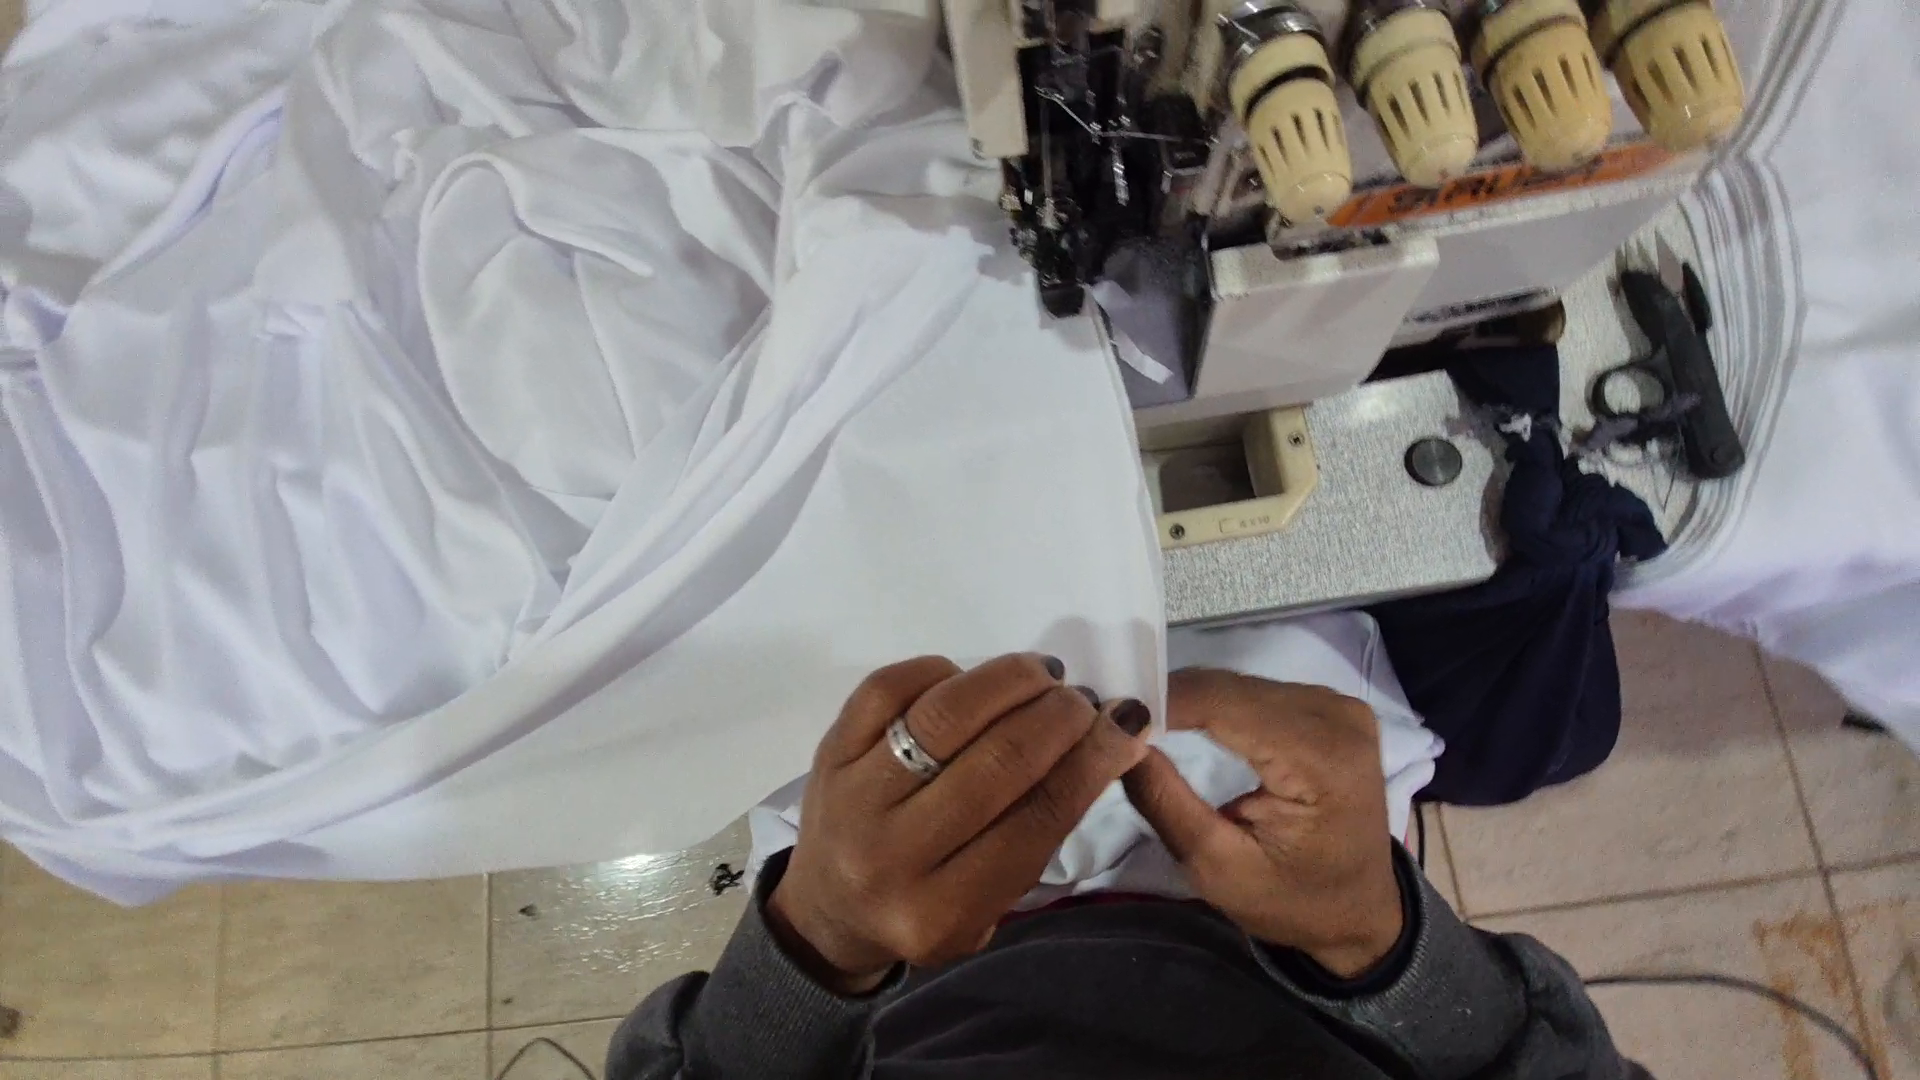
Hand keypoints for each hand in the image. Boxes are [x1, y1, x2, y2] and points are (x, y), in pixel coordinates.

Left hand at [767, 654, 1152, 993]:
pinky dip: (941, 670)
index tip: (1125, 723)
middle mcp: (892, 854)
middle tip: (1082, 699)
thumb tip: (1104, 737)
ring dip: (1009, 682)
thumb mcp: (989, 902)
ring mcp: (854, 795)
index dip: (1093, 760)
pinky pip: (889, 687)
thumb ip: (1039, 830)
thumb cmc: (926, 906)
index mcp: (942, 911)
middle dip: (1058, 716)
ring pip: (945, 716)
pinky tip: (969, 677)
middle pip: (998, 762)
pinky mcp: (830, 749)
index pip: (1038, 819)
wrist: (830, 909)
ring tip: (1041, 675)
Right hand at [1122, 670, 1402, 978]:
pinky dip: (1211, 702)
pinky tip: (1184, 720)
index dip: (1162, 701)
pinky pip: (1252, 689)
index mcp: (1322, 759)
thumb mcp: (1215, 867)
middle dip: (1168, 699)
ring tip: (1145, 723)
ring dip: (1187, 698)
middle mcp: (1336, 717)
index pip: (1223, 702)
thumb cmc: (1291, 901)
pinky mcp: (1328, 706)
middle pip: (1228, 687)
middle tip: (1118, 721)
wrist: (1361, 915)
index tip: (1110, 715)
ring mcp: (1336, 706)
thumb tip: (1120, 734)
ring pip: (1236, 682)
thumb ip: (1164, 799)